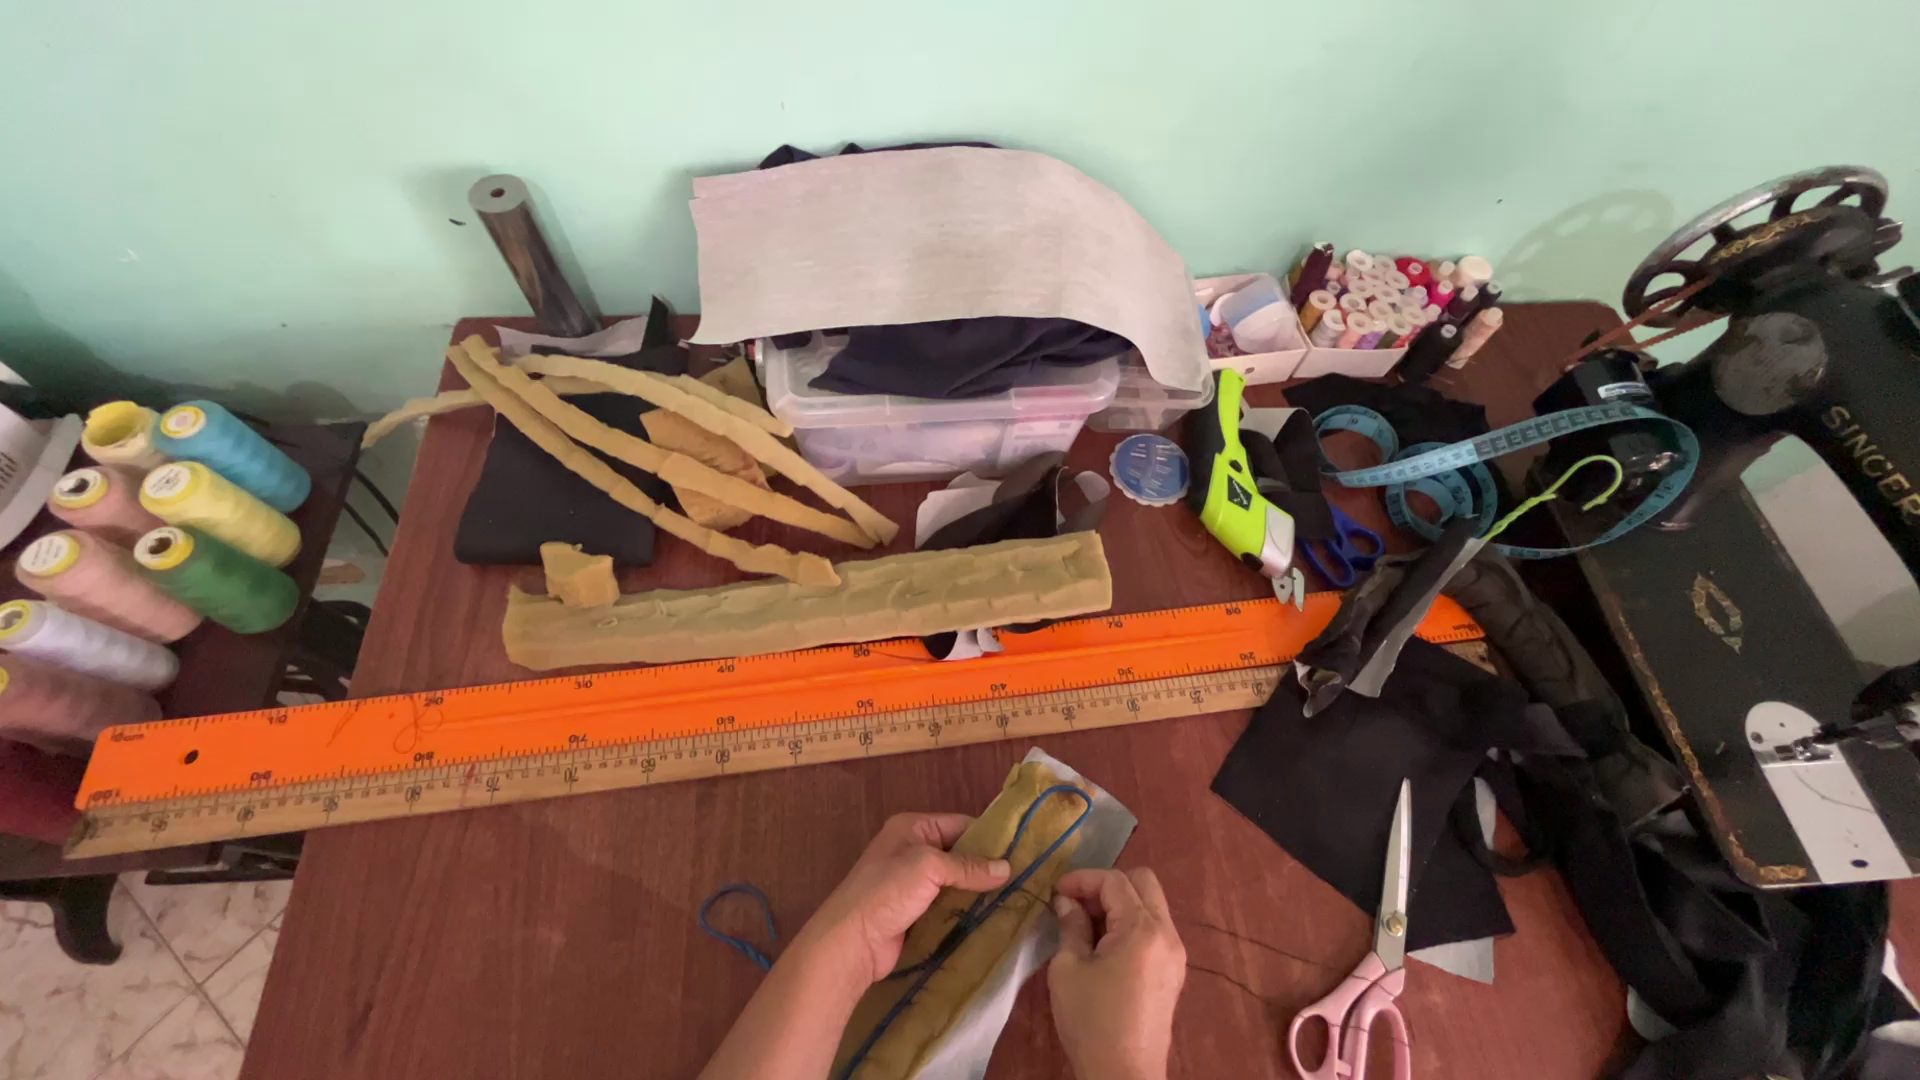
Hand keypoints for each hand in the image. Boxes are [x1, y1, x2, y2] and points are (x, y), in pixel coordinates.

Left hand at [794, 812, 1011, 985]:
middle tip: (1023, 878)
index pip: (959, 824)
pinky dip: (965, 910)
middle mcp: (912, 850)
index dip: (988, 837)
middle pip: (958, 853)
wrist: (850, 941)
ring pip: (954, 882)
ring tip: (1015, 899)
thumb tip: (1006, 868)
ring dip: (977, 891)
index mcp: (912, 826)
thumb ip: (967, 866)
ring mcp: (912, 883)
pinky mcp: (914, 912)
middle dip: (985, 866)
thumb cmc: (887, 892)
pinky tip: (990, 918)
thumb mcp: (928, 867)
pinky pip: (947, 905)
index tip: (1021, 851)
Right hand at [1049, 867, 1186, 1079]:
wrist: (1123, 1078)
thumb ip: (1070, 926)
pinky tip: (1105, 945)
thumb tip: (1067, 902)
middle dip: (1107, 884)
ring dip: (1119, 903)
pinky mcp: (1173, 972)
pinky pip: (1154, 927)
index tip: (1056, 892)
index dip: (1082, 879)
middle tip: (1077, 904)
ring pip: (1151, 903)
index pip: (1115, 881)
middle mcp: (1167, 934)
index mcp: (1143, 930)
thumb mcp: (1068, 969)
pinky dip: (1130, 923)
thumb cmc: (1092, 1022)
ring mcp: (1175, 953)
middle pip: (1143, 882)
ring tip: (1088, 926)